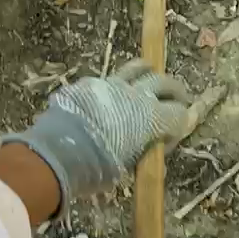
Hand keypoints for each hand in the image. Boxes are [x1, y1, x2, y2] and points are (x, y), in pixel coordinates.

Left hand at [2, 60, 191, 209]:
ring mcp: (112, 85)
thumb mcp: (129, 165)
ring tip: (150, 76)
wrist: (58, 154)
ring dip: (148, 73)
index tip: (173, 133)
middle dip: (175, 91)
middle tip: (178, 97)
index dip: (179, 124)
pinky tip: (112, 95)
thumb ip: (145, 148)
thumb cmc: (97, 168)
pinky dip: (117, 86)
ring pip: (137, 68)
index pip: (179, 114)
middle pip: (164, 83)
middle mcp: (136, 95)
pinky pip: (110, 79)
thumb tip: (151, 142)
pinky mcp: (89, 84)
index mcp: (151, 118)